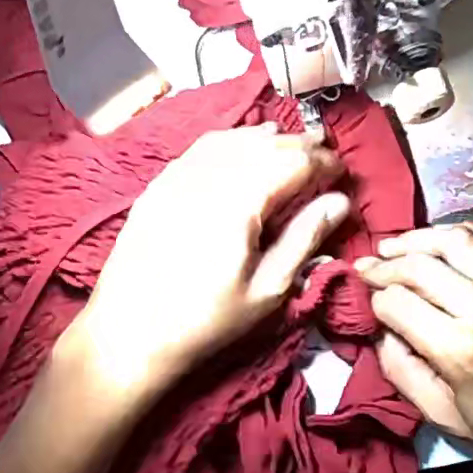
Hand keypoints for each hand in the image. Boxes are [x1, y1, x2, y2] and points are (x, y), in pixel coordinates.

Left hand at [61, 124, 349, 403]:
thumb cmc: (207, 319)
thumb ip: (305, 238)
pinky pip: (202, 147)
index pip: (293, 162)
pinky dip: (231, 140)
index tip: (343, 172)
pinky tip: (242, 147)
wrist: (129, 333)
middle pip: (264, 144)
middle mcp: (208, 177)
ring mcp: (178, 176)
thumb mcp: (268, 288)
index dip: (323, 162)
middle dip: (300, 144)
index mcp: (239, 203)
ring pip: (232, 139)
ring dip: (267, 138)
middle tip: (325, 152)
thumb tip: (339, 202)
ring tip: (291, 143)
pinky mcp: (159, 185)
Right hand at [357, 223, 472, 472]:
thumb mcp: (452, 422)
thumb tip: (382, 334)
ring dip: (421, 237)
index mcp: (462, 351)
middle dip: (385, 262)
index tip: (362, 299)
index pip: (398, 302)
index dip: (372, 298)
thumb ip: (406, 374)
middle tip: (366, 266)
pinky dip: (468, 232)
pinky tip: (449, 239)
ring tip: (398, 245)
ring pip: (459, 239)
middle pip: (422, 264)